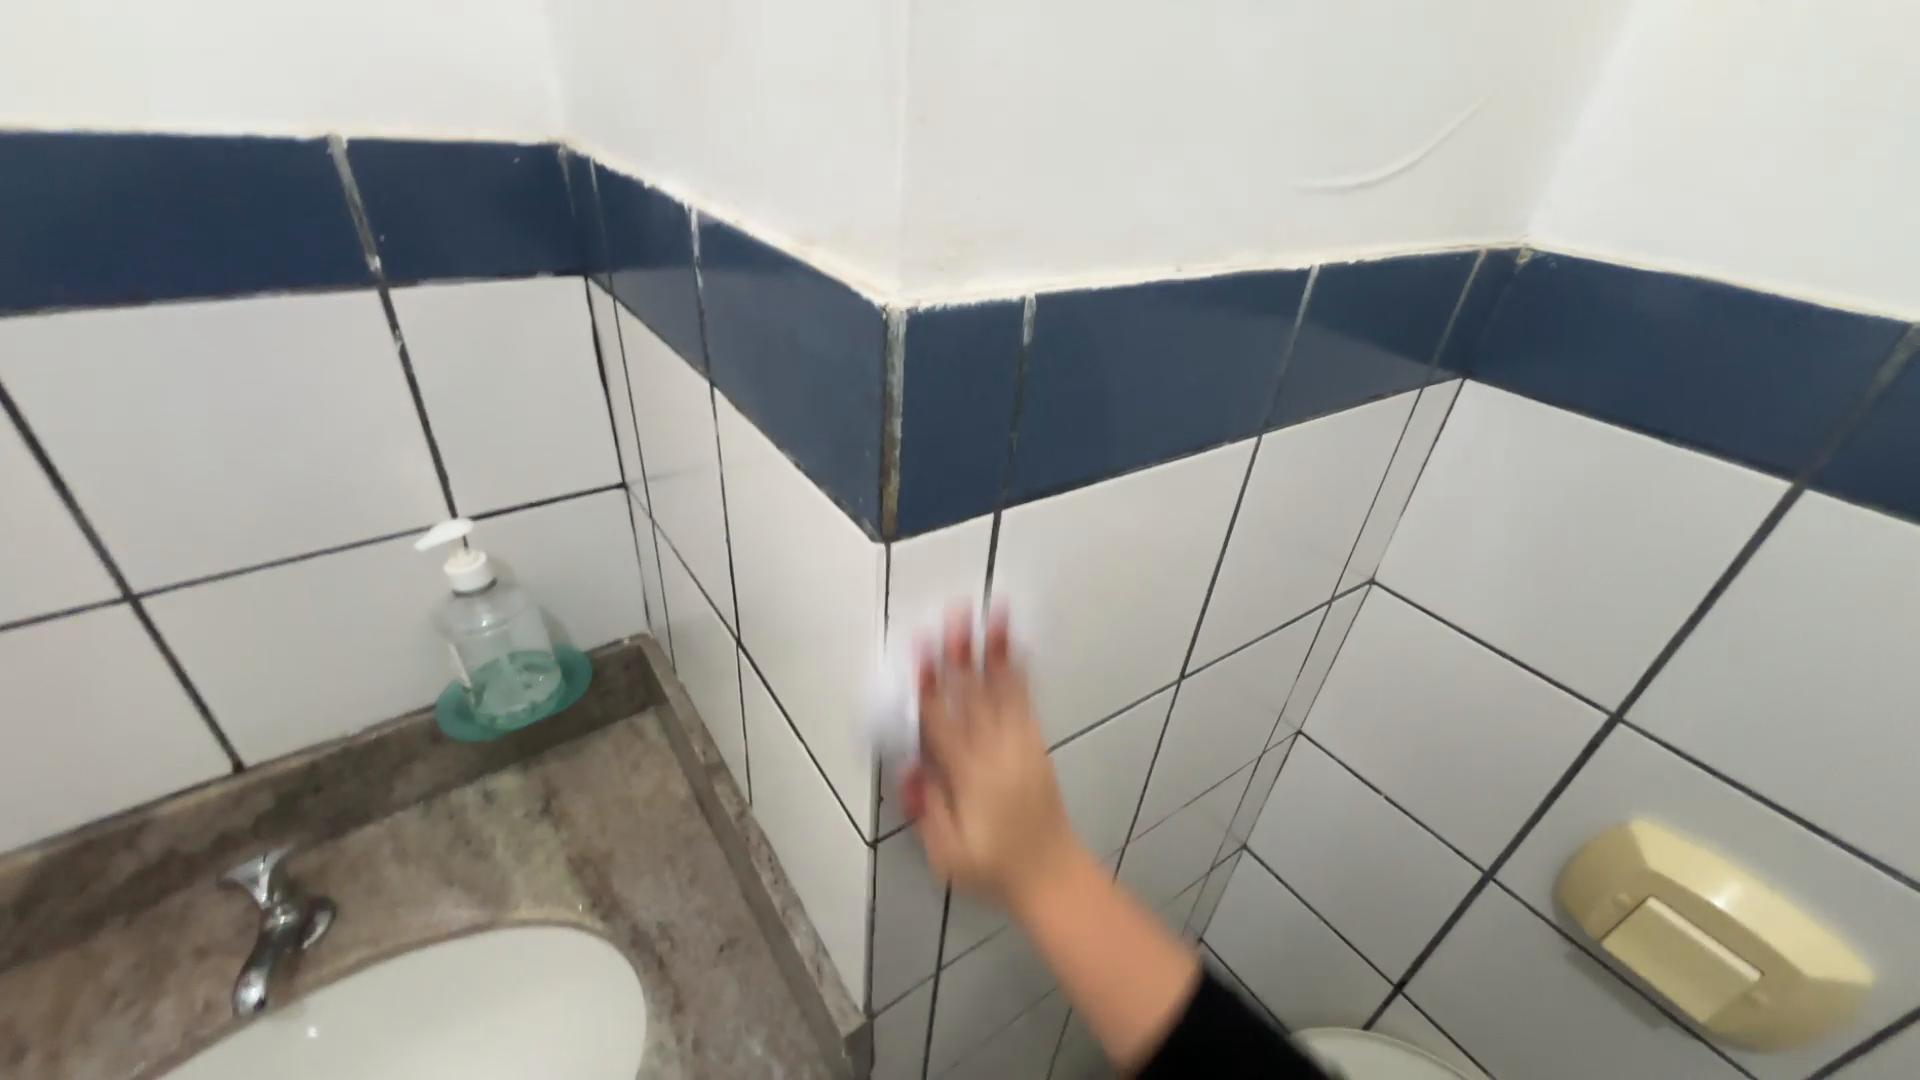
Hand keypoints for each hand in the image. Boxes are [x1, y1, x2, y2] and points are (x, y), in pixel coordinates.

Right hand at [903, 608, 1086, 910]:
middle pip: (974, 694)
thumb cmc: (993, 867)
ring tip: (995, 614)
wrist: (1051, 875)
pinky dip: (1019, 670)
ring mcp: (1021, 744)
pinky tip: (1015, 647)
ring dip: (996, 650)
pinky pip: (1025, 700)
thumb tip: (910, 766)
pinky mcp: (1036, 744)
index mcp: (970, 777)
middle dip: (963, 652)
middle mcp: (997, 753)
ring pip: (1003, 689)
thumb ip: (926, 808)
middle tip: (955, 615)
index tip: (921, 652)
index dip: (929, 685)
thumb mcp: (946, 853)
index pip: (941, 722)